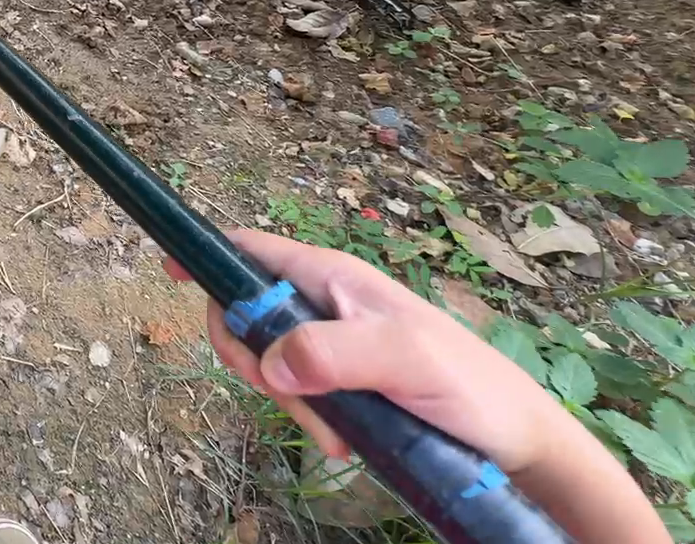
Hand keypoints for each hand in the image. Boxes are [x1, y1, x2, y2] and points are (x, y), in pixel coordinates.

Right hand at [165, 229, 665, 543]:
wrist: (524, 445)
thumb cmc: (469, 384)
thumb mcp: (403, 358)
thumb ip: (331, 350)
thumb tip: (270, 363)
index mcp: (326, 274)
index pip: (246, 249)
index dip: (205, 256)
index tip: (171, 273)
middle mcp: (317, 298)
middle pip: (241, 307)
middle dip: (246, 351)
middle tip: (273, 389)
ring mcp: (324, 336)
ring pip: (264, 351)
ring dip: (280, 392)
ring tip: (328, 430)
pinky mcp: (334, 373)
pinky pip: (290, 383)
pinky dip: (299, 409)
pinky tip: (335, 437)